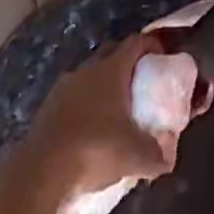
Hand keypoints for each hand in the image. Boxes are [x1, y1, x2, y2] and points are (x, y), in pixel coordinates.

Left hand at [20, 35, 178, 194]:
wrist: (43, 170)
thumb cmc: (96, 150)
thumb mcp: (138, 157)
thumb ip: (160, 153)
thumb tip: (169, 154)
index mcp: (111, 70)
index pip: (135, 43)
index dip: (151, 45)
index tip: (163, 57)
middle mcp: (87, 69)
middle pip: (112, 52)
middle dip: (128, 61)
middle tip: (144, 80)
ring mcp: (64, 85)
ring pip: (90, 73)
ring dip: (105, 83)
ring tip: (118, 107)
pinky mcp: (49, 104)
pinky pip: (74, 93)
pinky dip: (87, 101)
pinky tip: (93, 126)